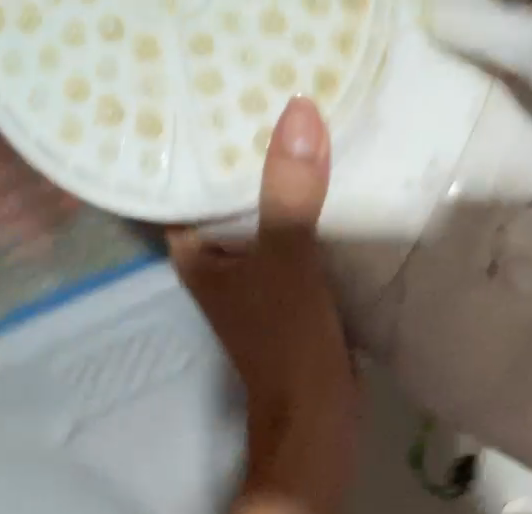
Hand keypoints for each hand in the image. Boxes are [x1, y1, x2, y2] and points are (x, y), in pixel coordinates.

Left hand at [169, 98, 355, 457]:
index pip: (191, 173)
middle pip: (236, 188)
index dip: (208, 128)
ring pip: (272, 213)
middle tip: (282, 81)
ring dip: (292, 180)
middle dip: (259, 146)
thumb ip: (290, 195)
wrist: (318, 421)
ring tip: (317, 116)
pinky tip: (341, 179)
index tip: (228, 74)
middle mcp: (219, 258)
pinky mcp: (293, 291)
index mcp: (195, 249)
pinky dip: (318, 214)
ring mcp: (258, 276)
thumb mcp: (286, 264)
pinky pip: (302, 238)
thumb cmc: (287, 347)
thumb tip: (299, 110)